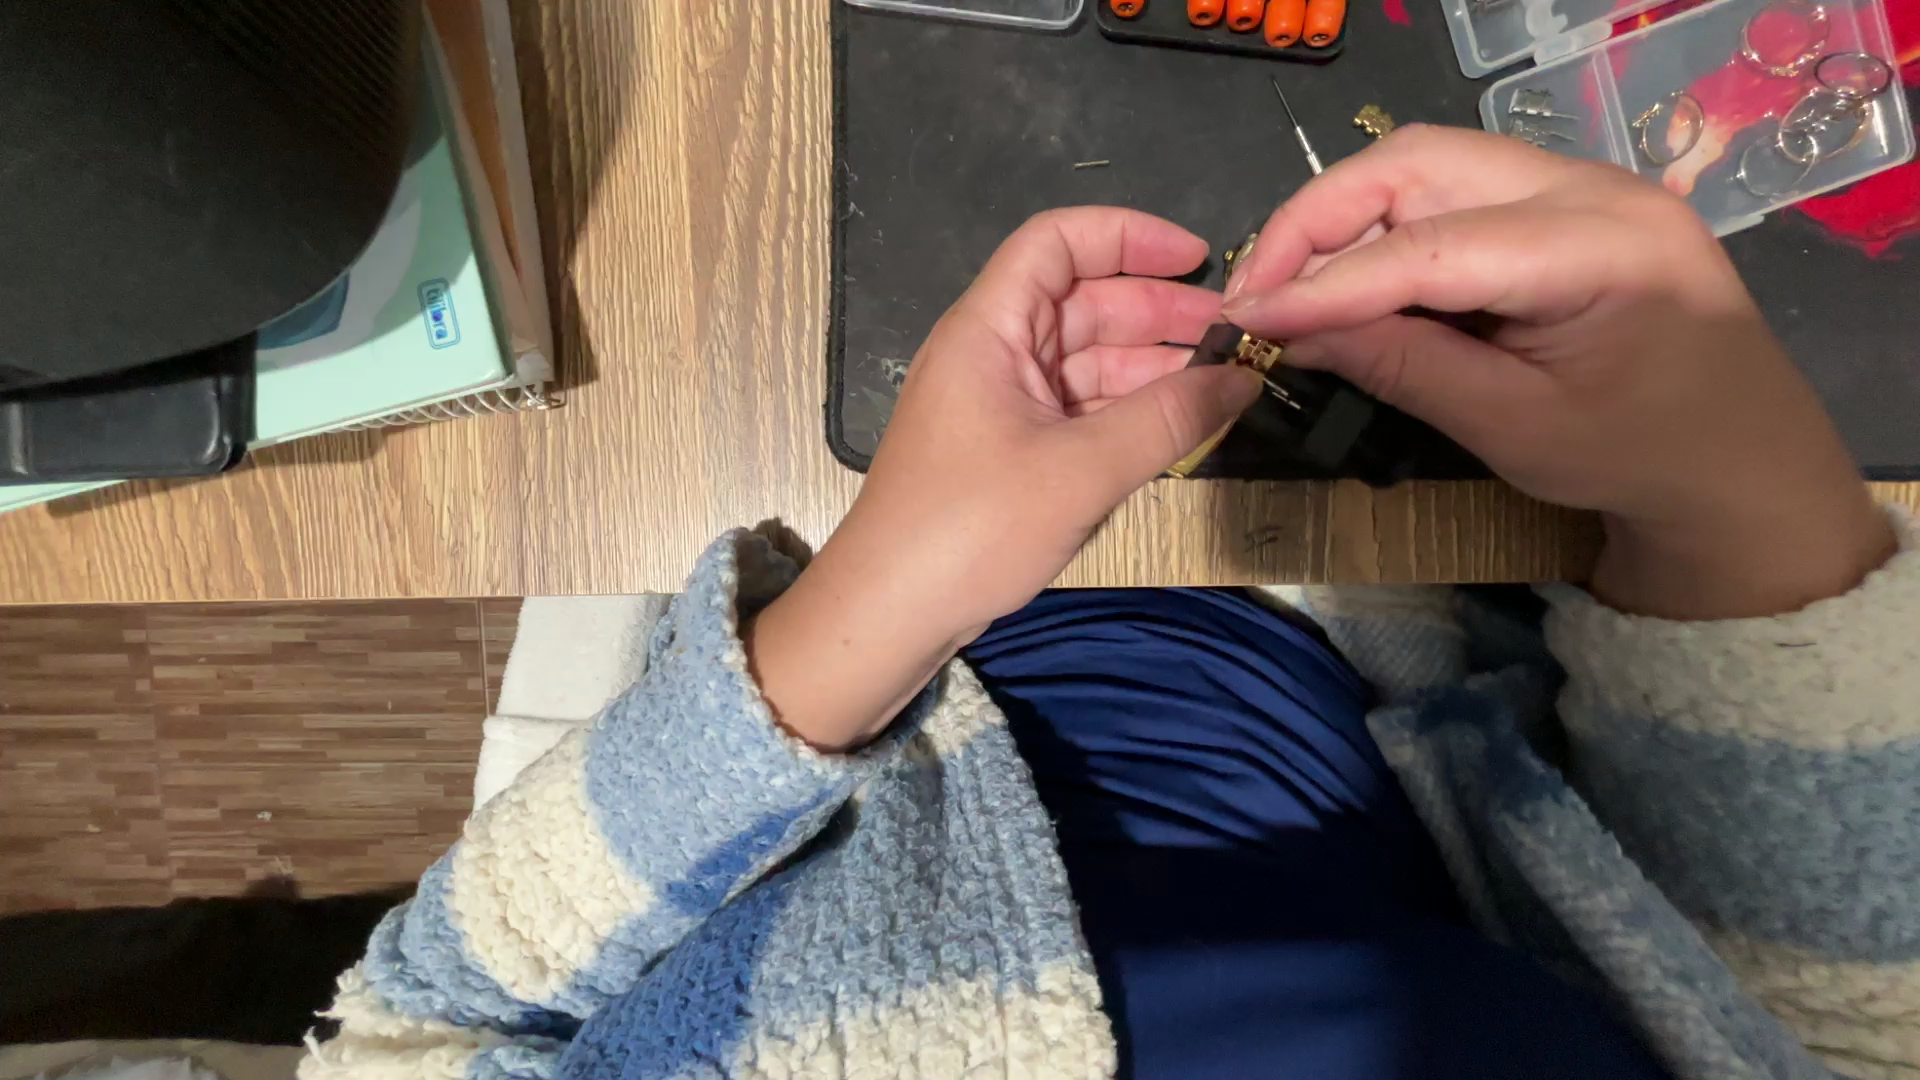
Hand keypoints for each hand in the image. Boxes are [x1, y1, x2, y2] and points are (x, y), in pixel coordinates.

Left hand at [748, 208, 1259, 749]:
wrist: (891, 612)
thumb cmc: (973, 527)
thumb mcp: (1079, 470)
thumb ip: (1167, 420)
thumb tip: (1244, 378)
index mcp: (989, 329)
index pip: (1057, 242)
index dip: (1128, 235)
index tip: (1198, 258)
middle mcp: (991, 356)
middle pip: (1081, 305)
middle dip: (1156, 313)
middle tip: (1233, 338)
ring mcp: (998, 408)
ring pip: (1082, 366)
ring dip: (1146, 372)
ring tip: (1220, 386)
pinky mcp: (1005, 455)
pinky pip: (1073, 415)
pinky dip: (1121, 417)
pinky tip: (1173, 430)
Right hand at [1223, 125, 1892, 620]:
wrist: (1727, 456)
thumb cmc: (1631, 453)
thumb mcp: (1506, 424)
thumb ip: (1400, 367)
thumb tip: (1292, 335)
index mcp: (1599, 247)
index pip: (1426, 246)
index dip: (1322, 284)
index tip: (1242, 320)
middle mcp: (1583, 188)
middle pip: (1412, 165)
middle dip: (1312, 223)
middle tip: (1253, 295)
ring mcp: (1564, 189)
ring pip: (1414, 171)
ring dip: (1332, 227)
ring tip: (1281, 294)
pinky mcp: (1539, 211)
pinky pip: (1432, 202)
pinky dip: (1366, 241)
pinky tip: (1335, 289)